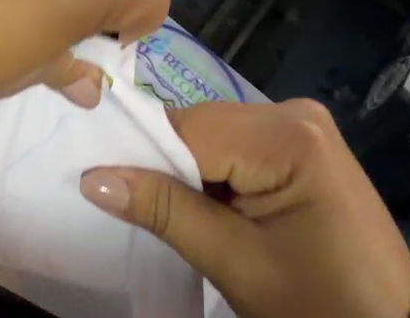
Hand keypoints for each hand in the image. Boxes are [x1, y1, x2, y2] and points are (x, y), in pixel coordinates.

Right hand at [80, 100, 409, 317]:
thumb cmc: (317, 306)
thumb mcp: (236, 264)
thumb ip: (165, 211)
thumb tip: (92, 179)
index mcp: (292, 136)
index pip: (191, 131)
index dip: (146, 159)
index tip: (106, 187)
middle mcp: (297, 112)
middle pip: (201, 127)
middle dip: (169, 166)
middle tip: (146, 211)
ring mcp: (302, 123)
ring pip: (212, 133)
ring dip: (189, 170)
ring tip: (184, 215)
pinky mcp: (300, 140)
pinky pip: (235, 143)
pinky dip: (214, 172)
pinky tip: (214, 206)